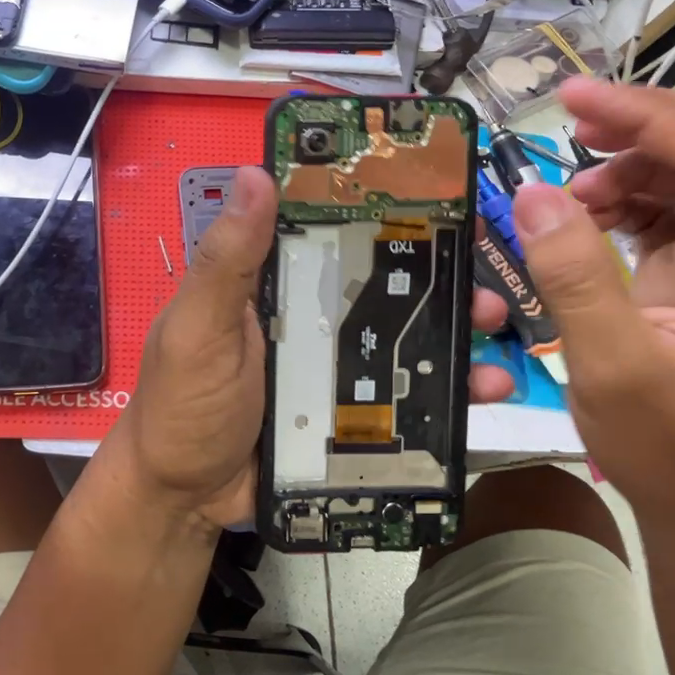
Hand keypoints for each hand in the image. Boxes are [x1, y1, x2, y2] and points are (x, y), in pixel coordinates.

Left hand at [116, 166, 517, 530]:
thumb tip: (255, 174)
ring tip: (492, 324)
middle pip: (376, 280)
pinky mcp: (347, 412)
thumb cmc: (182, 405)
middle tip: (479, 266)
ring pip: (400, 334)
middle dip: (433, 269)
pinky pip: (403, 392)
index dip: (373, 207)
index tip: (434, 190)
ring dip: (450, 325)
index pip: (324, 229)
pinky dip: (445, 389)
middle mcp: (302, 314)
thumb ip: (226, 261)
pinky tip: (485, 388)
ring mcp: (328, 364)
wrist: (185, 500)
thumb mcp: (199, 328)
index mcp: (265, 283)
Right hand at [511, 78, 674, 524]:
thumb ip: (574, 276)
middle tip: (573, 118)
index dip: (649, 117)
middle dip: (651, 123)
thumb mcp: (613, 369)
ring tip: (568, 186)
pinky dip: (630, 197)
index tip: (573, 100)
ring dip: (636, 162)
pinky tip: (584, 212)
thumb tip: (532, 194)